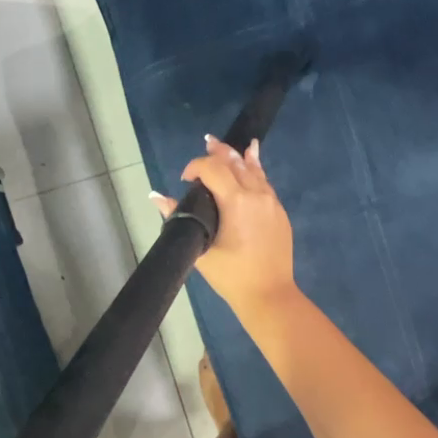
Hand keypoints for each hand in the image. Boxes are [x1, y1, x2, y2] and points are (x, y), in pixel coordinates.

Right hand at [151, 136, 297, 317]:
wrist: (270, 294)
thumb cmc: (232, 276)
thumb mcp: (201, 248)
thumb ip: (179, 218)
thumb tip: (156, 197)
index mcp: (237, 201)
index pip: (213, 168)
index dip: (196, 166)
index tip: (185, 179)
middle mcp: (257, 194)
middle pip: (236, 162)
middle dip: (219, 152)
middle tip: (208, 142)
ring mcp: (272, 203)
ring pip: (255, 170)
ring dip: (240, 157)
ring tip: (230, 146)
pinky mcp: (280, 213)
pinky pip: (266, 184)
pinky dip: (255, 172)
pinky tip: (253, 165)